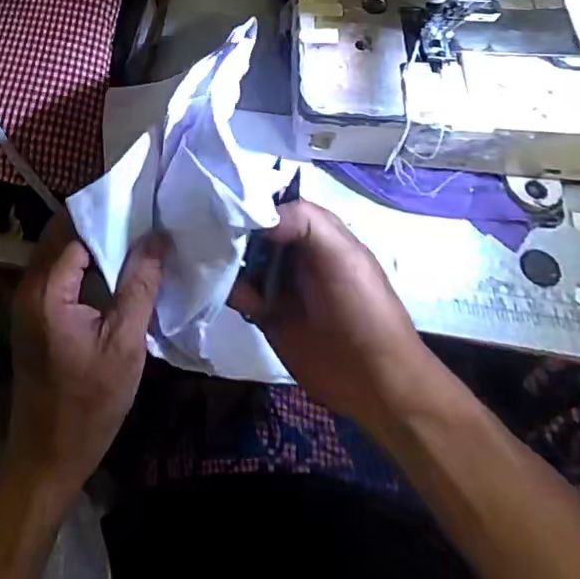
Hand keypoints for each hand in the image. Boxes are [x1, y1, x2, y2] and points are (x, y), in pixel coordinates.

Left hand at [4, 220, 166, 489]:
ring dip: (90, 241)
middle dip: (98, 221)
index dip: (108, 215)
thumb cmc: (89, 403)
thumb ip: (139, 287)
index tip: (141, 204)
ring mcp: (26, 300)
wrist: (47, 455)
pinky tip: (113, 268)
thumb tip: (156, 238)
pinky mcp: (32, 314)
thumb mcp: (124, 344)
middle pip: (60, 235)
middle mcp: (28, 286)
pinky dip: (81, 262)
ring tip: (133, 237)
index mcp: (46, 289)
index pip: (75, 230)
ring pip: (57, 252)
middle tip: (140, 216)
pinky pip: (56, 272)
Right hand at [228, 200, 448, 429]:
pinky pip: (235, 291)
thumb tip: (252, 215)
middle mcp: (291, 250)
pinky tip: (231, 293)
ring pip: (238, 257)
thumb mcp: (341, 254)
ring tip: (212, 260)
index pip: (272, 201)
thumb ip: (303, 221)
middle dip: (230, 227)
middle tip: (206, 229)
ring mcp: (276, 281)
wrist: (373, 380)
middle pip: (250, 227)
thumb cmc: (362, 308)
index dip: (248, 198)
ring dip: (224, 257)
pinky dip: (226, 288)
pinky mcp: (263, 312)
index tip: (221, 200)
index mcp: (313, 230)